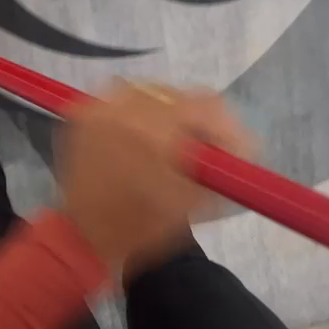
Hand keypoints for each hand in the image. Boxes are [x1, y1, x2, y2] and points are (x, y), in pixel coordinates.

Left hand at [55, 81, 256, 273]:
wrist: (82, 236)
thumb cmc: (140, 227)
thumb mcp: (192, 200)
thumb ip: (221, 167)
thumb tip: (245, 146)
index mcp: (151, 128)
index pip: (206, 104)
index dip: (227, 126)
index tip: (235, 149)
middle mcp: (122, 106)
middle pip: (179, 95)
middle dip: (198, 120)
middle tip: (207, 149)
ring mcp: (97, 107)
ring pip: (151, 93)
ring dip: (169, 114)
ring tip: (174, 144)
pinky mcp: (83, 113)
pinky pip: (123, 100)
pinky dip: (140, 114)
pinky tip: (145, 139)